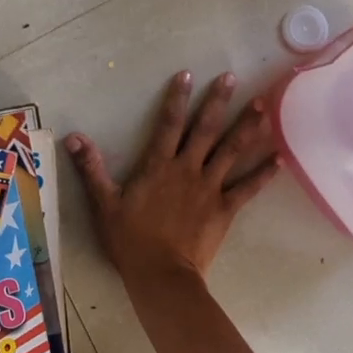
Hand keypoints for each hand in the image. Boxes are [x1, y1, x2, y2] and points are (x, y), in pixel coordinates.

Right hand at [64, 71, 280, 288]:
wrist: (161, 277)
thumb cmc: (130, 241)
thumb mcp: (104, 204)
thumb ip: (91, 168)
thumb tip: (73, 137)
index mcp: (159, 165)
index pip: (168, 123)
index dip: (177, 98)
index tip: (187, 75)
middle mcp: (187, 169)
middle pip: (206, 128)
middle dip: (219, 101)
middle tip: (232, 77)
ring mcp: (210, 187)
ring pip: (232, 150)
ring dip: (247, 127)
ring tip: (262, 105)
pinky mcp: (225, 209)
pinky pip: (247, 187)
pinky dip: (264, 173)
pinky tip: (279, 158)